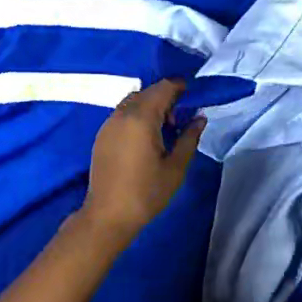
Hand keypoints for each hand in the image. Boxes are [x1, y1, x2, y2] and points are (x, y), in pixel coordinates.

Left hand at [77, 80, 205, 242]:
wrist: (108, 214)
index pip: (163, 88)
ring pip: (132, 101)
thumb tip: (199, 118)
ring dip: (150, 106)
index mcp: (141, 117)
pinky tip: (145, 137)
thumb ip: (189, 138)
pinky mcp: (101, 134)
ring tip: (165, 129)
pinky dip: (136, 115)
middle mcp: (122, 113)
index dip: (179, 87)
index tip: (193, 95)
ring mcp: (108, 123)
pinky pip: (122, 113)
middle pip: (147, 92)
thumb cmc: (146, 192)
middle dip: (166, 98)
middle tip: (181, 118)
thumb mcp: (175, 167)